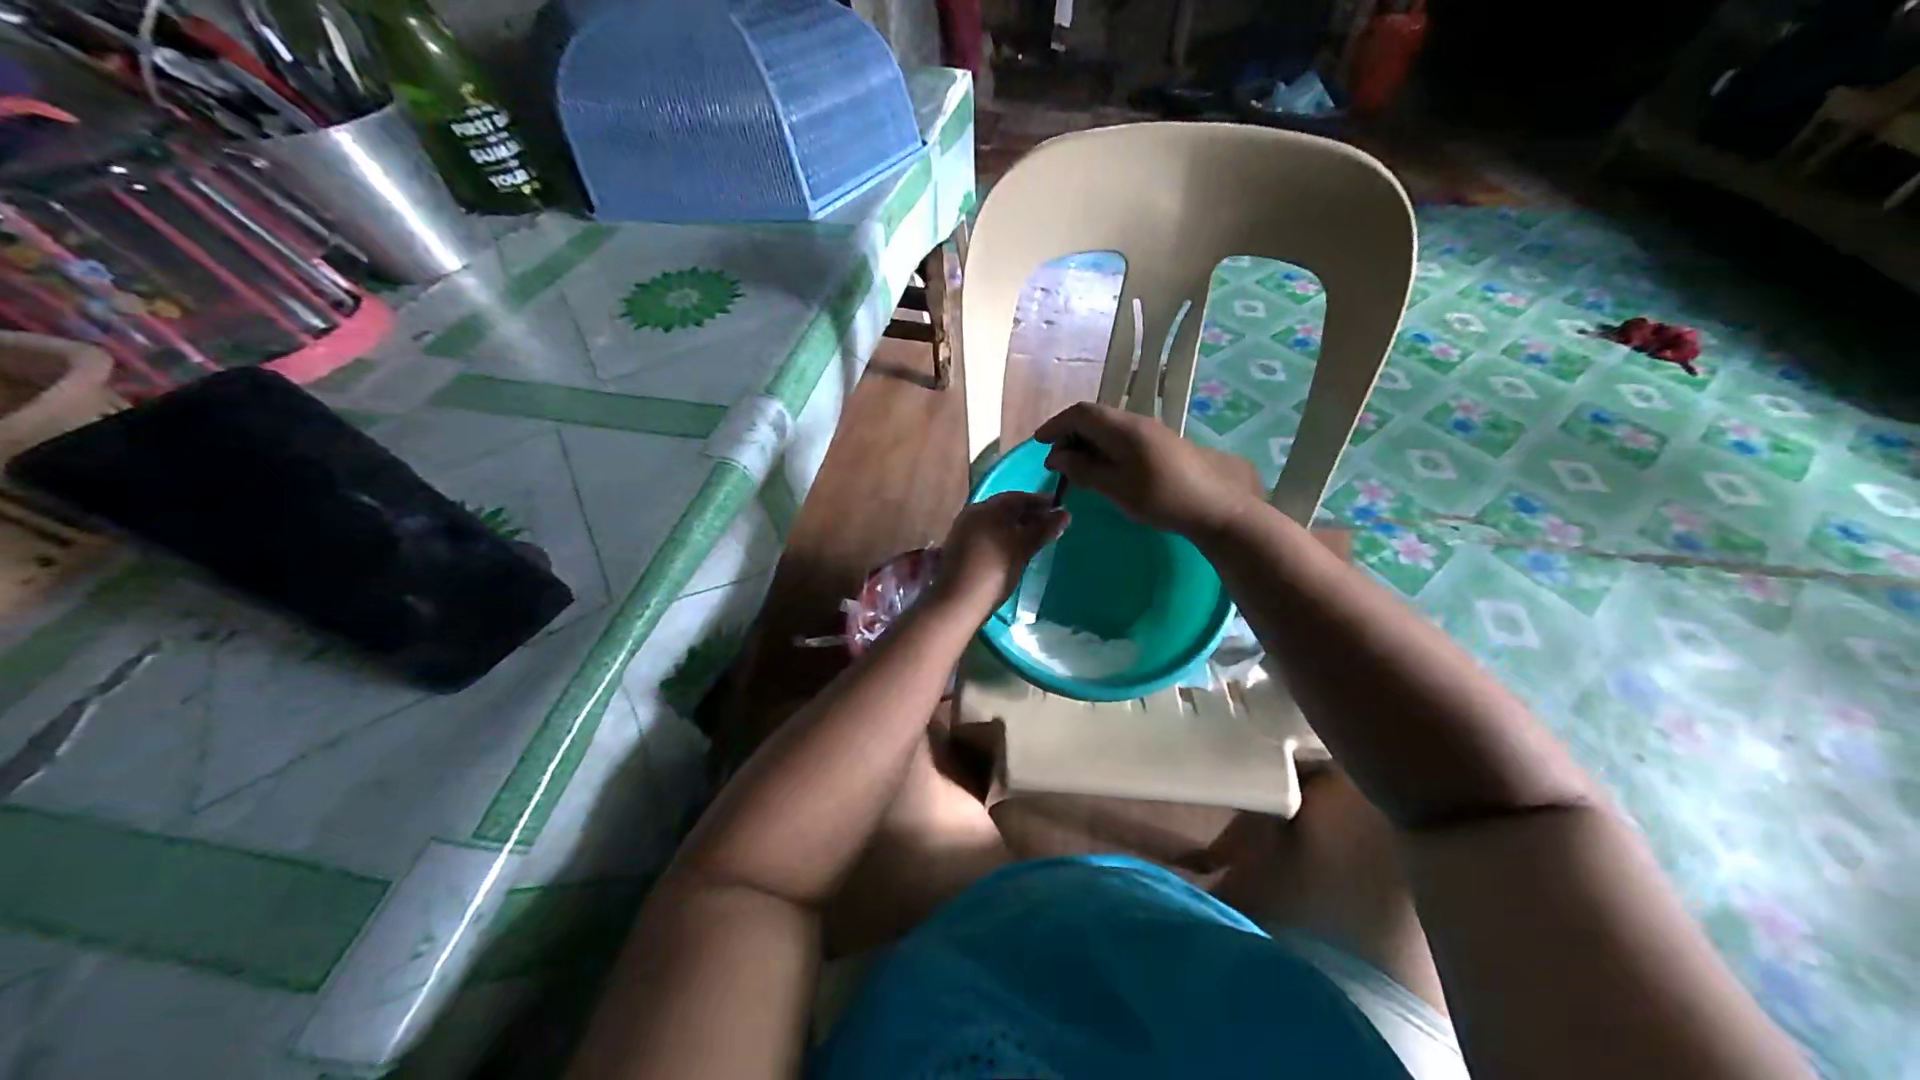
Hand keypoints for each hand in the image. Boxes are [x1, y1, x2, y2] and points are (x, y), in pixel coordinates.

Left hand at [935, 492, 1069, 609]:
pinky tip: (1013, 548)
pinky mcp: (959, 546)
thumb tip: (1065, 514)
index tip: (1059, 508)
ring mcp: (963, 529)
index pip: (1019, 497)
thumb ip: (1043, 530)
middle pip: (1005, 508)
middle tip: (1049, 524)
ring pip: (995, 521)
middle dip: (1028, 514)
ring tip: (1035, 537)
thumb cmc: (995, 571)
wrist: (958, 601)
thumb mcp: (1023, 549)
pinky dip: (1002, 536)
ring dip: (1015, 526)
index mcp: (989, 508)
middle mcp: (973, 512)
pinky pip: (986, 532)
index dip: (1040, 502)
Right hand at [1035, 402, 1264, 536]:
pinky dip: (1103, 449)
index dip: (1057, 425)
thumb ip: (1084, 470)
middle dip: (1069, 435)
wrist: (1214, 506)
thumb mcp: (1116, 488)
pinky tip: (1101, 471)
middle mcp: (1136, 423)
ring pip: (1108, 428)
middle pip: (1094, 418)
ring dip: (1086, 444)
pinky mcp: (1159, 445)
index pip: (1081, 413)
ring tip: (1075, 470)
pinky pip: (1121, 438)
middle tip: (1056, 464)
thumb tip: (1058, 457)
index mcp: (1123, 428)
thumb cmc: (1161, 498)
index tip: (1039, 444)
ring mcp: (1150, 432)